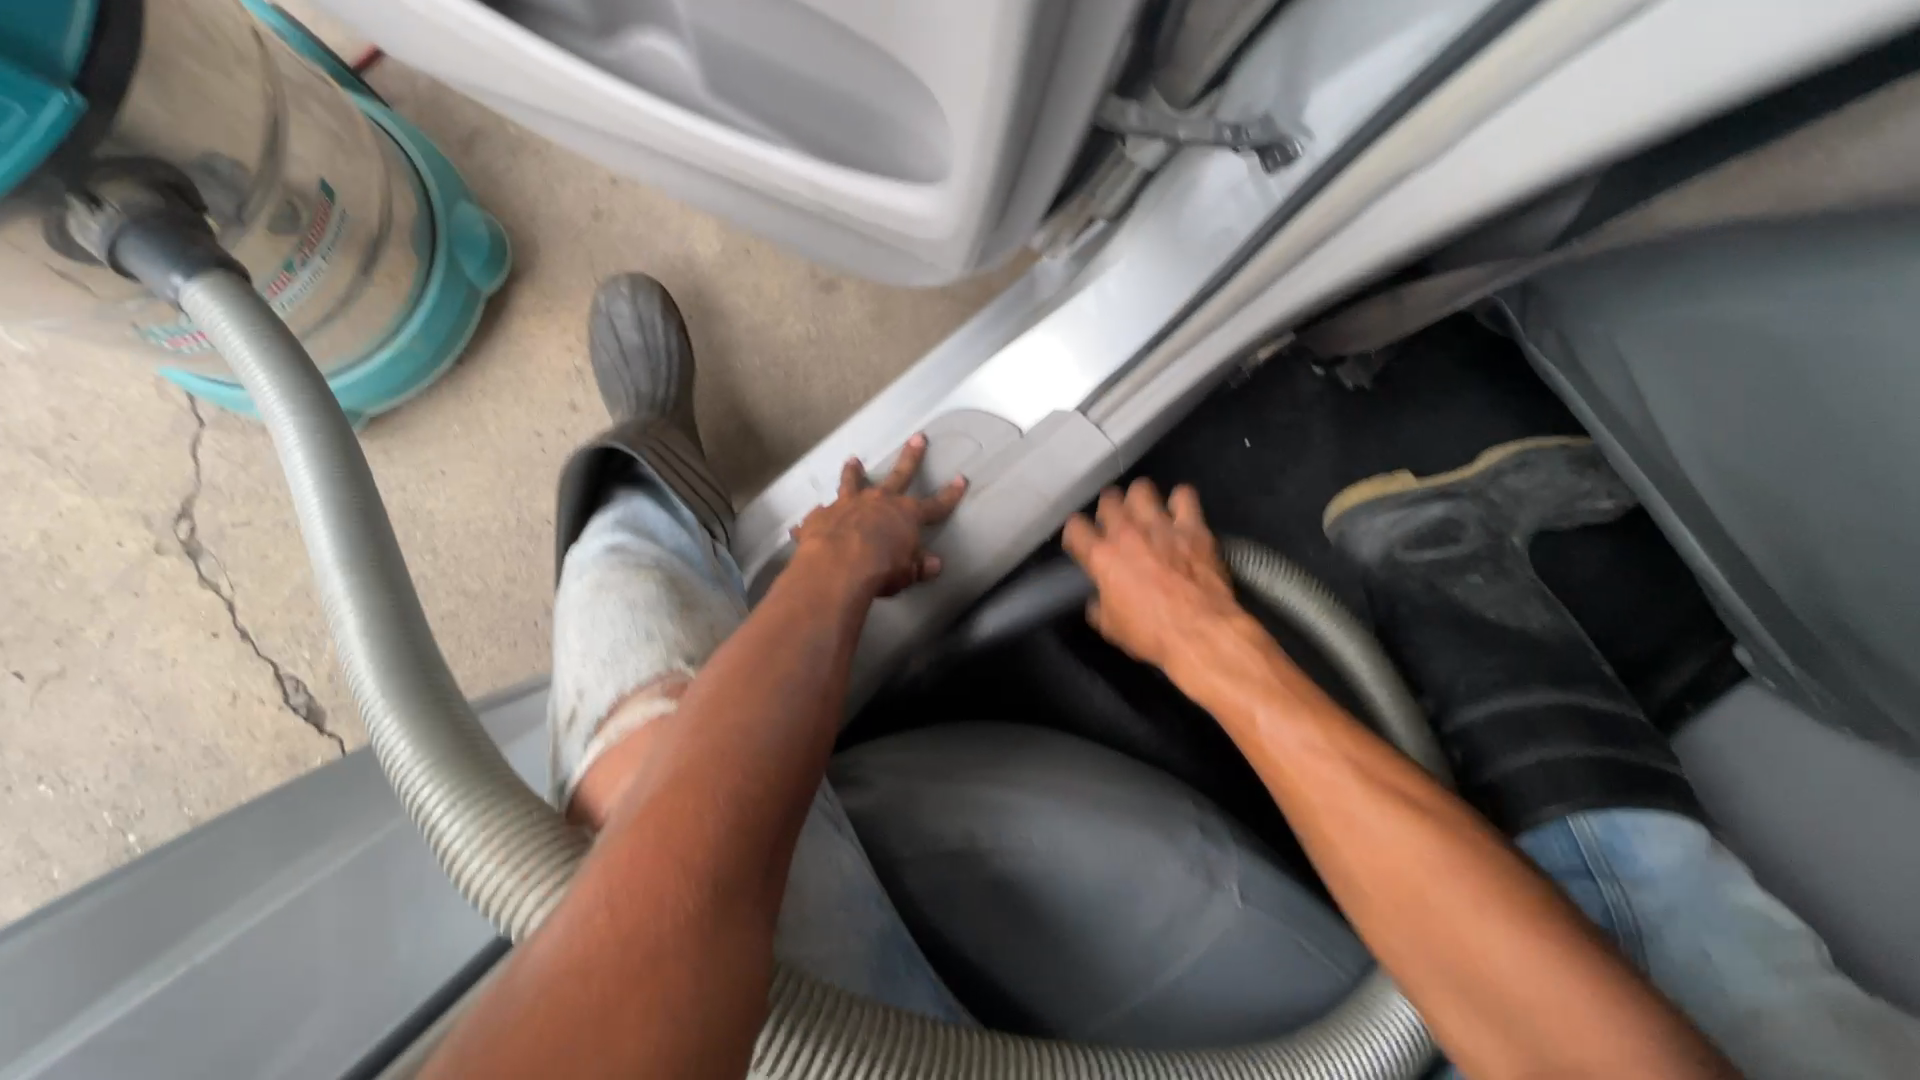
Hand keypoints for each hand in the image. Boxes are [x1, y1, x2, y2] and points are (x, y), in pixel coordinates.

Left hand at [791, 434, 966, 596]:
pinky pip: (820, 513)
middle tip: (917, 438)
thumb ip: (919, 566)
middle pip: (899, 475)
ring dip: (854, 472)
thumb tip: (935, 564)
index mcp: (906, 515)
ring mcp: (847, 505)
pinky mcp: (821, 516)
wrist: (837, 567)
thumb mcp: (907, 572)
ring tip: (853, 460)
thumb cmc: (881, 570)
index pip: (936, 504)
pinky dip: (818, 515)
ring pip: (853, 482)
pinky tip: (811, 516)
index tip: (961, 479)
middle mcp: (878, 501)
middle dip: (910, 457)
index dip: (950, 494)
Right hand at [1062, 480, 1249, 672]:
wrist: (1199, 632)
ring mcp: (1161, 526)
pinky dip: (1180, 501)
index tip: (1081, 539)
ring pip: (1141, 490)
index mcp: (1102, 557)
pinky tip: (1180, 511)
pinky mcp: (1192, 527)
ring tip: (1144, 510)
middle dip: (1108, 509)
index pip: (1075, 528)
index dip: (1076, 532)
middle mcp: (1127, 534)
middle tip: (1114, 522)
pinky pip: (1184, 496)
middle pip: (1108, 501)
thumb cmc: (1151, 633)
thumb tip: (1099, 600)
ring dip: (1140, 499)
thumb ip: (1100, 606)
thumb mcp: (1112, 627)